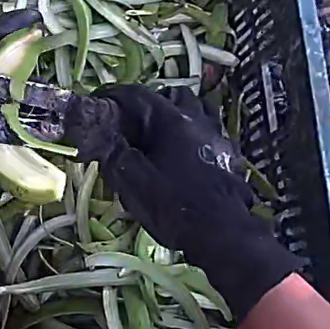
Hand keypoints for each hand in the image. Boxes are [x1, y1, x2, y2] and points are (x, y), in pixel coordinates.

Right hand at [80, 86, 302, 319]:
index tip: (99, 102)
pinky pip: (210, 132)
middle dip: (151, 102)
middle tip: (134, 119)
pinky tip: (186, 152)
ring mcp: (218, 136)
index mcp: (171, 120)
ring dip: (179, 114)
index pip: (138, 95)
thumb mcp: (133, 182)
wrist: (221, 233)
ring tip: (163, 131)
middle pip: (173, 96)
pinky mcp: (230, 156)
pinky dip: (194, 134)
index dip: (114, 96)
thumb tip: (103, 139)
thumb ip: (115, 154)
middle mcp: (197, 120)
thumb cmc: (173, 205)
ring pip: (198, 110)